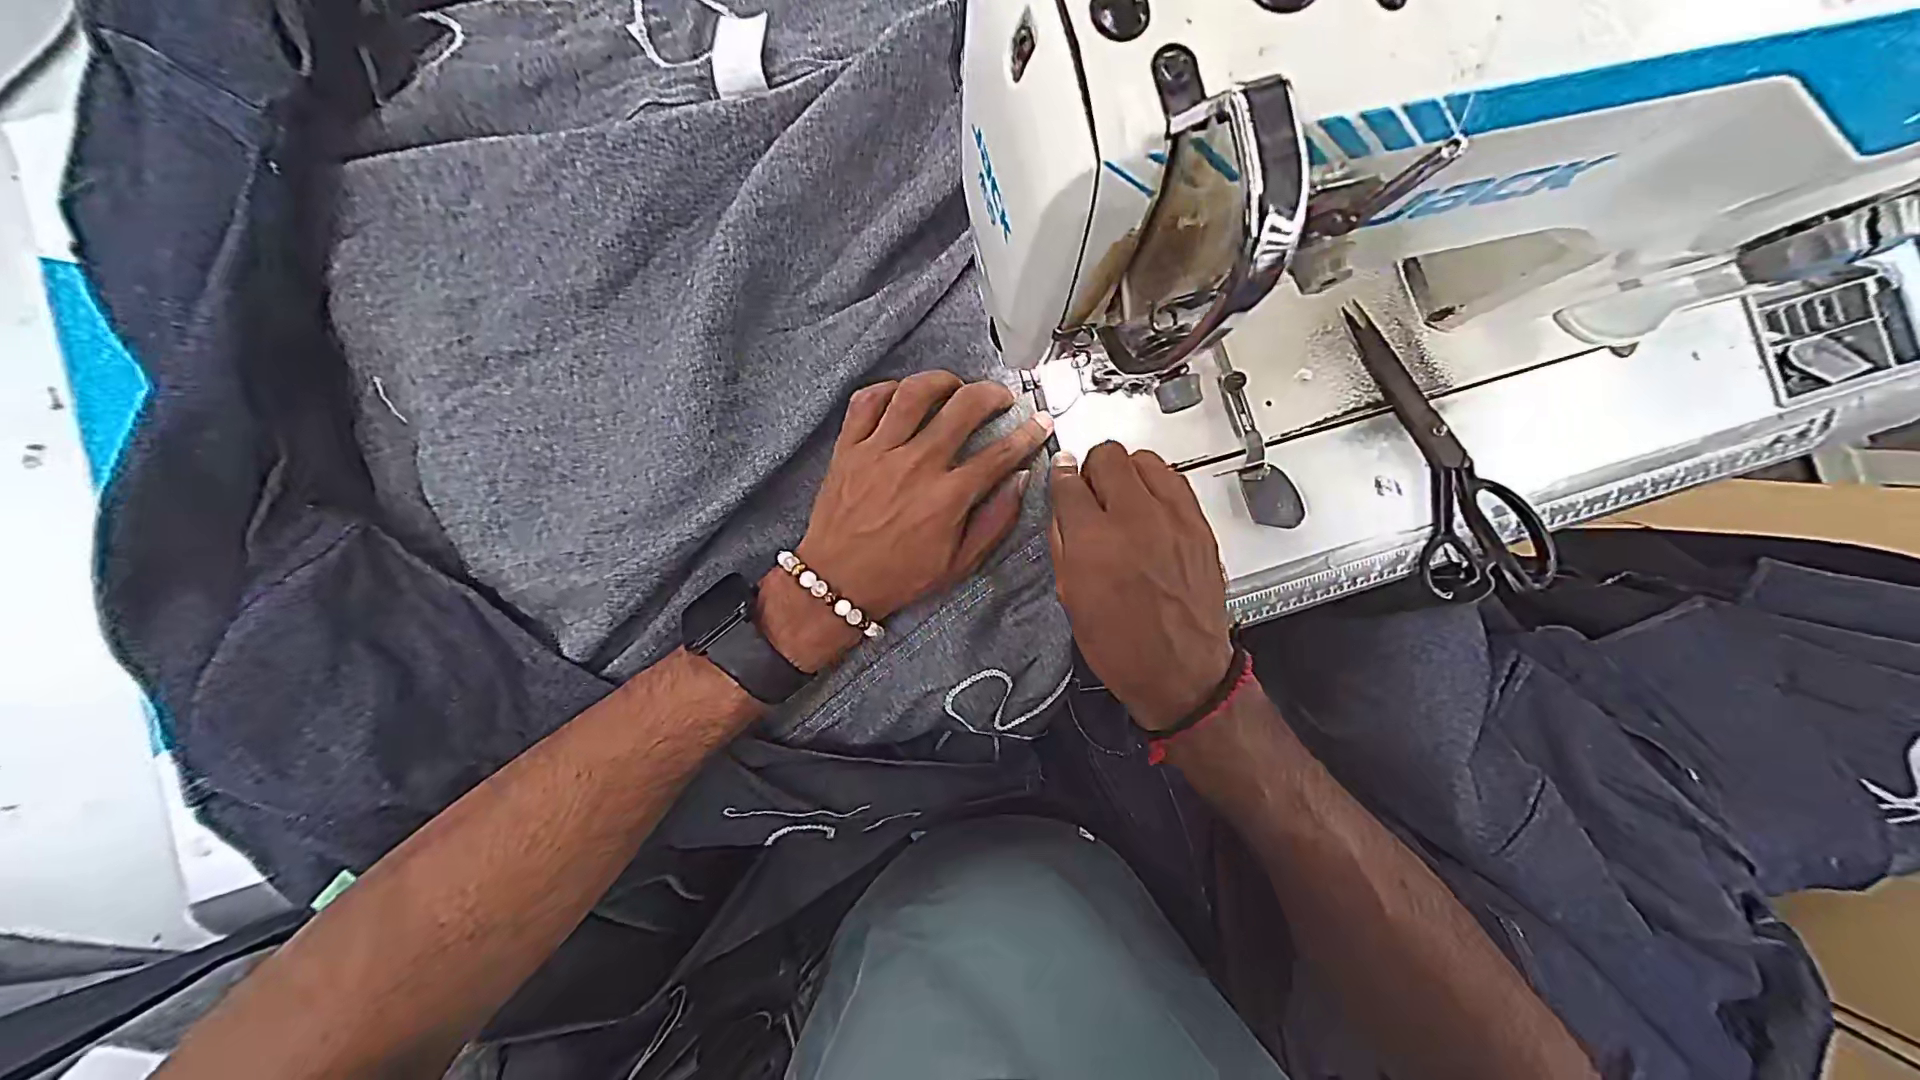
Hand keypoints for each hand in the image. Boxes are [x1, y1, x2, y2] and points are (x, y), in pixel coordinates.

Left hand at [759, 372, 1053, 671]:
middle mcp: (915, 466)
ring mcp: (878, 453)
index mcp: (946, 497)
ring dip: (943, 380)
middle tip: (1000, 398)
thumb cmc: (898, 576)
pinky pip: (867, 401)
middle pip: (964, 407)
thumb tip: (1020, 482)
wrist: (838, 583)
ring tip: (955, 386)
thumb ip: (995, 521)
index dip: (1027, 433)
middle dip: (992, 394)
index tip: (1039, 422)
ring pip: (915, 393)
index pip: (1000, 453)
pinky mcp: (849, 448)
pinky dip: (888, 388)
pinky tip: (903, 395)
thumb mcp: (959, 563)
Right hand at [1049, 442, 1233, 731]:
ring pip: (1143, 459)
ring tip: (1121, 493)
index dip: (1060, 474)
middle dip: (1091, 468)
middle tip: (1089, 486)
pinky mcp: (1199, 526)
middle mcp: (1134, 522)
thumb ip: (1063, 544)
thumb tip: (1061, 511)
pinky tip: (1149, 503)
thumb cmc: (1125, 647)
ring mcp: (1172, 520)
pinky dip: (1156, 484)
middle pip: (1107, 457)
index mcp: (1093, 542)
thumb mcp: (1071, 597)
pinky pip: (1175, 480)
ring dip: (1125, 471)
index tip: (1061, 473)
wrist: (1181, 671)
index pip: (1068, 480)